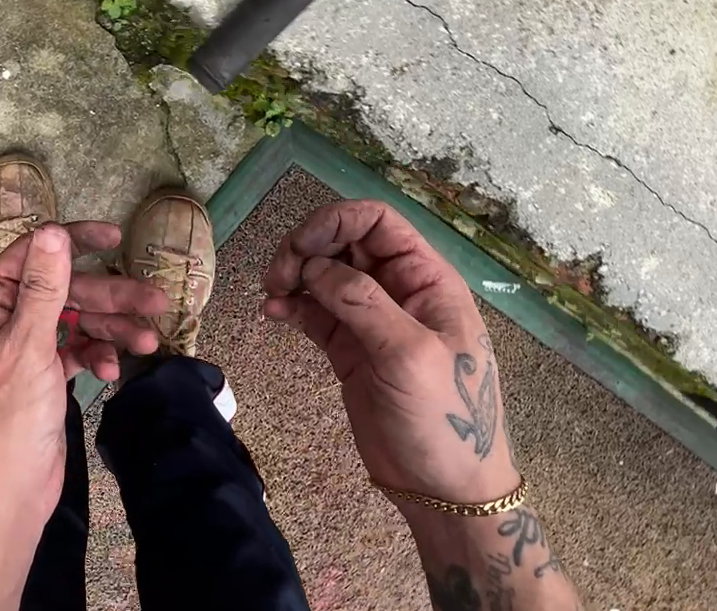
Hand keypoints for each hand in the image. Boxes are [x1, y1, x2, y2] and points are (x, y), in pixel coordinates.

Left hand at [0, 223, 166, 610]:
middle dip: (108, 297)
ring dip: (111, 329)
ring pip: (75, 321)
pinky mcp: (43, 375)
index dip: (73, 242)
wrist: (2, 504)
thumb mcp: (27, 348)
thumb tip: (52, 230)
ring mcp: (24, 349)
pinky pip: (75, 350)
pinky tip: (112, 370)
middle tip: (155, 301)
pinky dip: (96, 355)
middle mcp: (3, 320)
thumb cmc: (5, 421)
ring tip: (150, 342)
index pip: (32, 255)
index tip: (115, 237)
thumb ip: (43, 288)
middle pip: (63, 290)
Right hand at [261, 200, 518, 504]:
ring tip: (271, 294)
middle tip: (278, 275)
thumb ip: (363, 303)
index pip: (378, 222)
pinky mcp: (347, 346)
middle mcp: (397, 289)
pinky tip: (272, 313)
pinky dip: (290, 305)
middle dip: (307, 248)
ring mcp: (369, 318)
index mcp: (426, 280)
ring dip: (293, 275)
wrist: (444, 494)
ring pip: (323, 273)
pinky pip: (312, 310)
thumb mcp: (410, 355)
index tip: (302, 247)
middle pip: (343, 242)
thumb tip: (314, 266)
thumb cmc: (445, 420)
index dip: (336, 222)